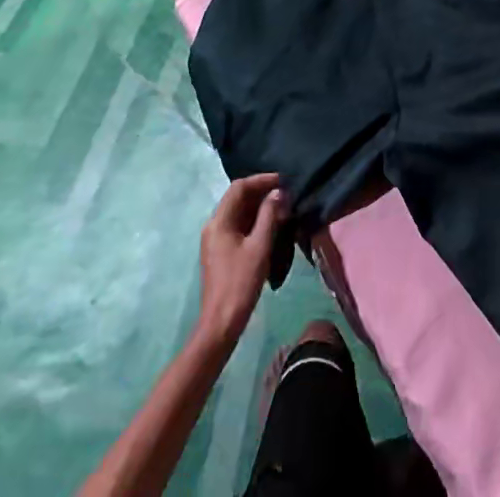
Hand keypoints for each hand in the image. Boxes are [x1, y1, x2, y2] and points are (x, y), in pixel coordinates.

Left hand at [196, 174, 285, 344]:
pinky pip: (237, 226)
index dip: (261, 180)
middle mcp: (214, 224)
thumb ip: (269, 217)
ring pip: (238, 213)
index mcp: (219, 220)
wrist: (222, 320)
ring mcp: (215, 238)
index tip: (283, 180)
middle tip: (286, 194)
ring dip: (259, 208)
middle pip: (237, 199)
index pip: (238, 188)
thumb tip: (278, 193)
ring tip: (283, 207)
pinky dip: (254, 221)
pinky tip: (271, 226)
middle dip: (261, 193)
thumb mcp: (259, 248)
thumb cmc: (241, 283)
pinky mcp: (221, 250)